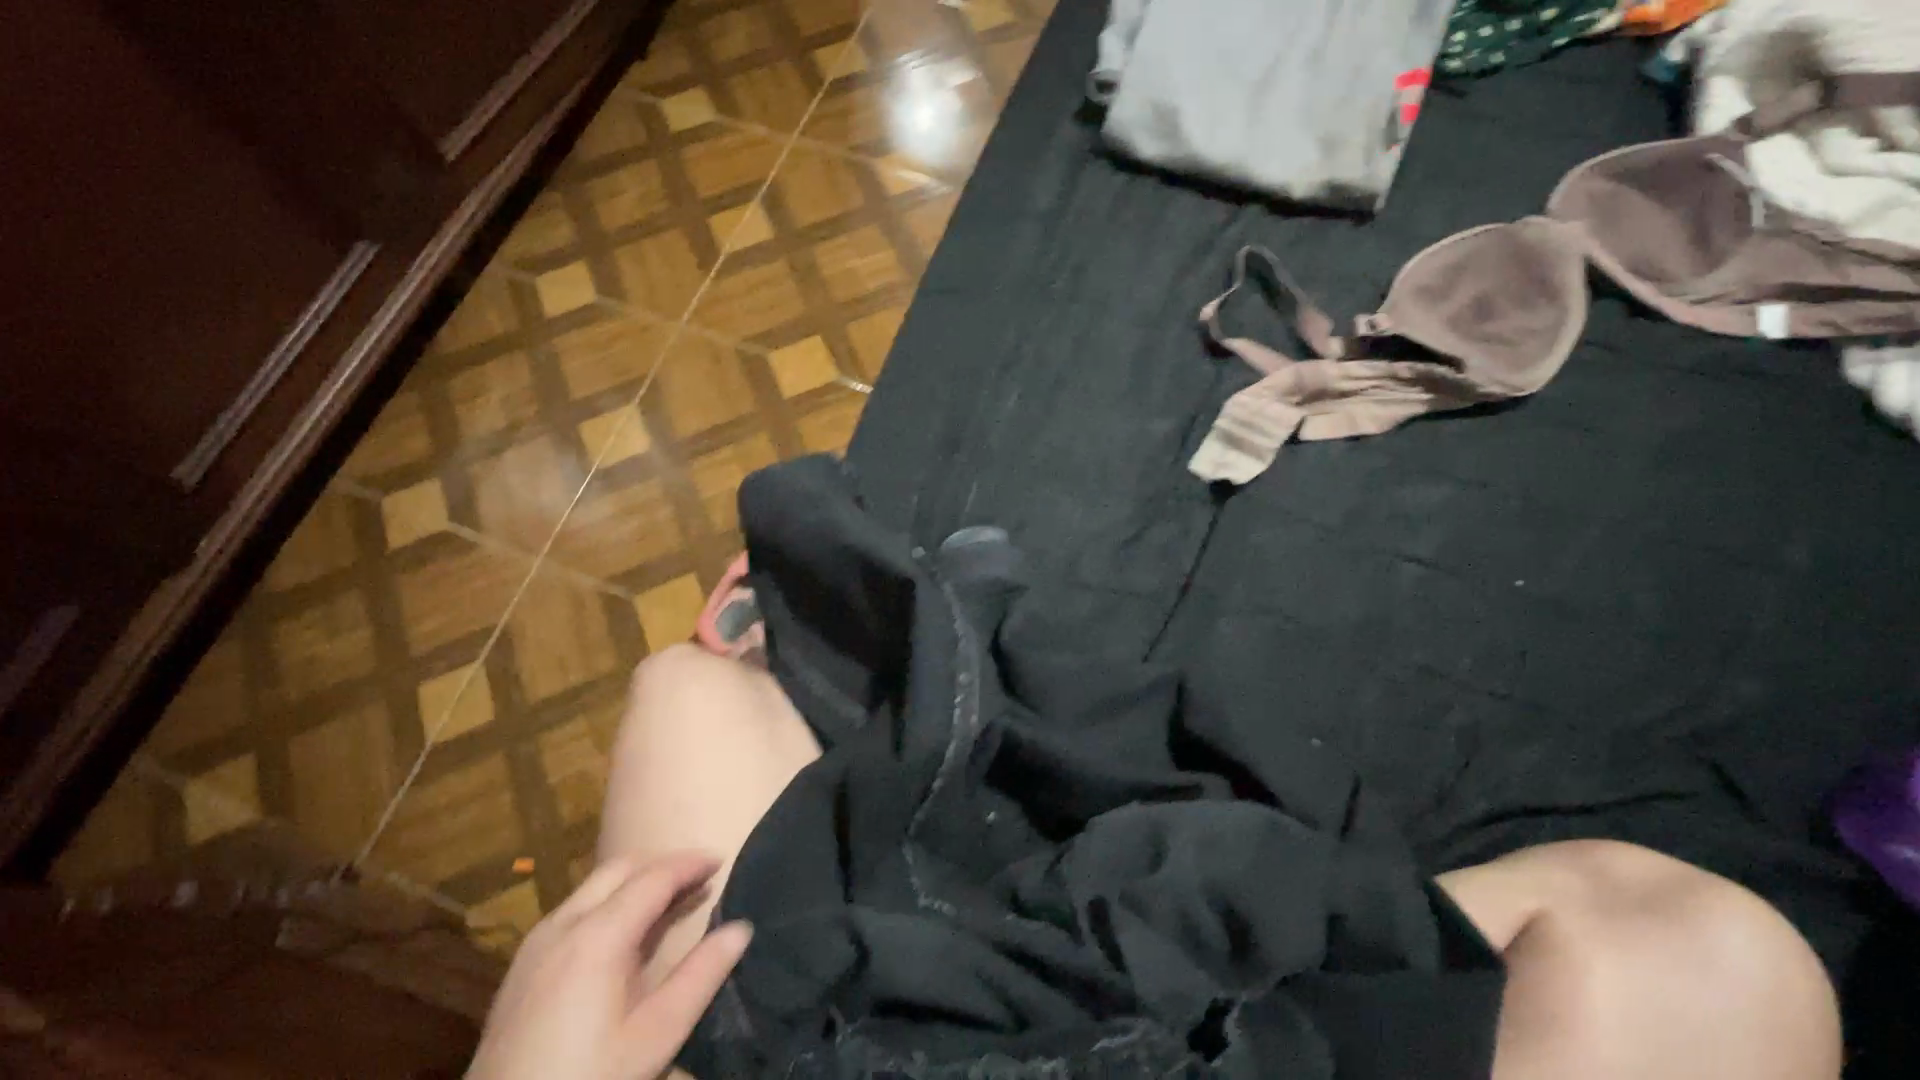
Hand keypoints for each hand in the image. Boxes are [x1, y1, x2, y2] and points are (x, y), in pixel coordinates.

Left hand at [466, 852, 751, 1079]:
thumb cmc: (590, 1076)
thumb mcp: (656, 1033)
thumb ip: (701, 975)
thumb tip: (741, 929)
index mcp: (597, 936)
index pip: (653, 877)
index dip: (690, 863)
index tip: (722, 860)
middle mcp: (563, 924)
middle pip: (619, 868)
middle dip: (663, 864)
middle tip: (700, 877)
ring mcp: (537, 942)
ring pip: (593, 886)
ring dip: (635, 882)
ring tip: (671, 901)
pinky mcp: (524, 963)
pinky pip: (574, 909)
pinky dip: (609, 901)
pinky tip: (625, 933)